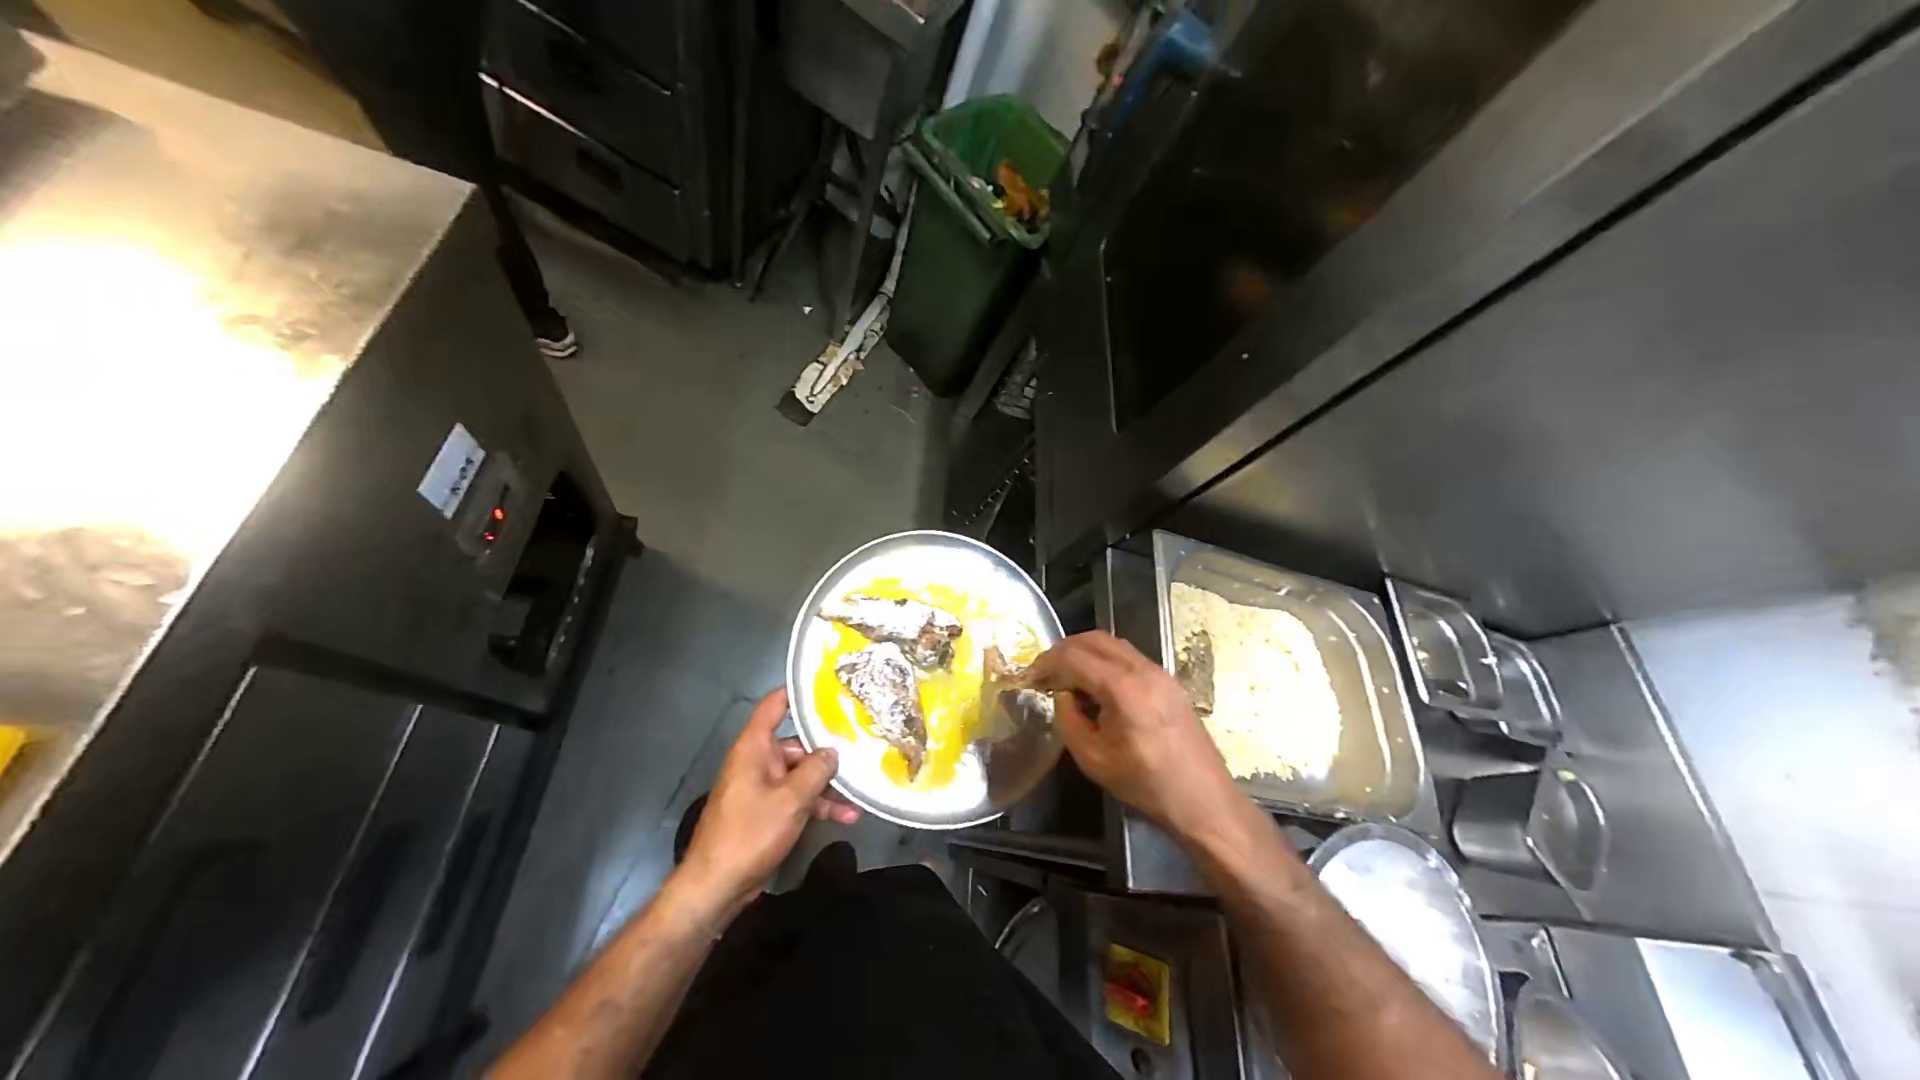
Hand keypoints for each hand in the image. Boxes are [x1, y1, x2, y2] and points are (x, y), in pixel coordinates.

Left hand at [675, 688, 859, 917]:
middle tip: (860, 752)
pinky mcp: (765, 812)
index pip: (774, 706)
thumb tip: (833, 751)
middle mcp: (756, 761)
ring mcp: (761, 788)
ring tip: (859, 796)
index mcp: (754, 748)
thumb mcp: (791, 799)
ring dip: (827, 786)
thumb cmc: (750, 833)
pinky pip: (796, 798)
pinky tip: (845, 816)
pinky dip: (817, 805)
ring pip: (800, 775)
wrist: (716, 886)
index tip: (827, 687)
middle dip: (827, 753)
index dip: (797, 692)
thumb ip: (816, 770)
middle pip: (796, 745)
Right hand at [1028, 631, 1244, 841]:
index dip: (1046, 663)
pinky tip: (1096, 685)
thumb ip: (1068, 719)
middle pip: (1094, 639)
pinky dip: (1105, 660)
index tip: (1030, 677)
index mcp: (1124, 689)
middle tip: (1045, 672)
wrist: (1203, 799)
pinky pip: (1129, 656)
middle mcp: (1144, 670)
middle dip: (1063, 650)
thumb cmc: (1146, 784)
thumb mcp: (1093, 758)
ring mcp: (1160, 672)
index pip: (1074, 657)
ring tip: (1067, 677)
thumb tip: (1062, 694)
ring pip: (1113, 644)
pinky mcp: (1169, 681)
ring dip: (1085, 652)